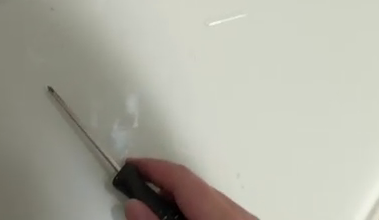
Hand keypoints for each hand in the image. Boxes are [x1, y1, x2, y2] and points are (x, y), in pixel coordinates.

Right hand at [125, 160, 255, 219]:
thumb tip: (134, 205)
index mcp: (220, 211)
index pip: (181, 176)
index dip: (152, 166)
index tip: (130, 164)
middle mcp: (239, 211)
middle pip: (196, 185)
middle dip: (165, 185)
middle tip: (139, 189)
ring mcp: (248, 218)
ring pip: (210, 198)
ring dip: (182, 199)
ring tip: (160, 208)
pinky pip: (222, 209)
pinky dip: (200, 209)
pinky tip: (186, 217)